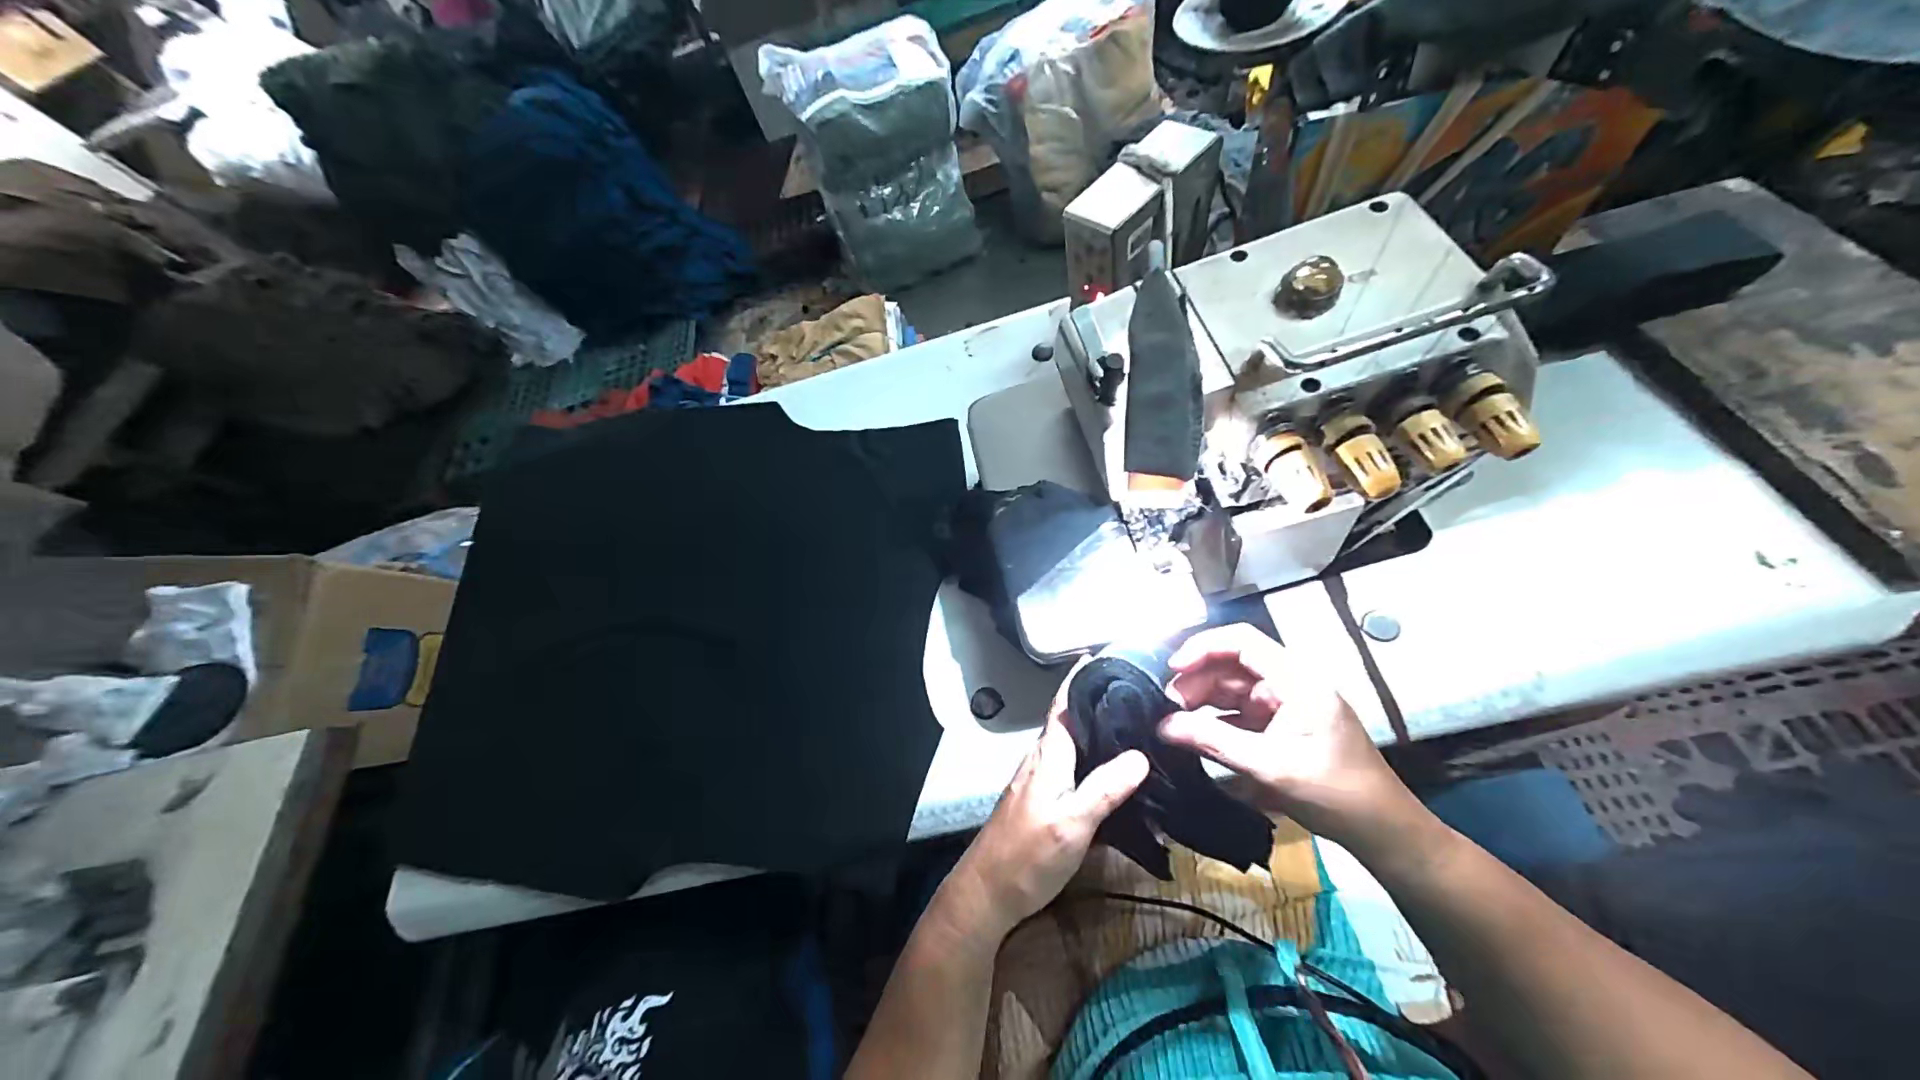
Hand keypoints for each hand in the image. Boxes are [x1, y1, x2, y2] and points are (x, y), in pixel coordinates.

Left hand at [939, 674, 1148, 942]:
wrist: (988, 893)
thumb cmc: (1028, 855)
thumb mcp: (1073, 823)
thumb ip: (1105, 788)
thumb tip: (1139, 754)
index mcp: (1048, 755)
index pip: (1065, 703)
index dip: (1083, 677)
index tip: (1110, 655)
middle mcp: (1042, 760)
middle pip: (1071, 719)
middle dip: (1100, 702)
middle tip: (1140, 693)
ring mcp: (1040, 780)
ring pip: (1072, 744)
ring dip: (1098, 731)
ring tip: (1136, 727)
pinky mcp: (1042, 799)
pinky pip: (1072, 766)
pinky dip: (1094, 759)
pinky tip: (1116, 772)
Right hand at [1157, 624, 1426, 851]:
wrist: (1382, 831)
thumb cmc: (1337, 794)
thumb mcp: (1272, 766)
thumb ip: (1215, 741)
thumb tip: (1164, 726)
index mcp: (1298, 681)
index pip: (1242, 641)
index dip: (1203, 647)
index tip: (1172, 668)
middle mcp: (1291, 684)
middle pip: (1233, 664)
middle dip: (1196, 679)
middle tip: (1166, 705)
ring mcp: (1286, 705)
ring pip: (1233, 688)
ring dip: (1203, 699)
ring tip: (1174, 720)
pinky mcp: (1282, 726)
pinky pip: (1240, 712)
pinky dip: (1216, 719)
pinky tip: (1195, 733)